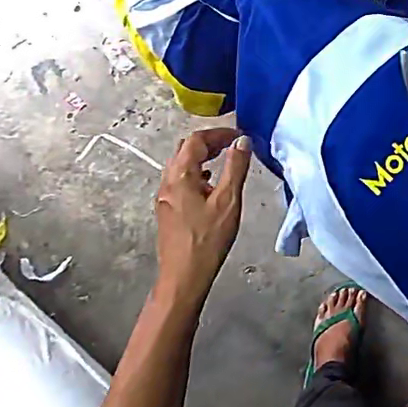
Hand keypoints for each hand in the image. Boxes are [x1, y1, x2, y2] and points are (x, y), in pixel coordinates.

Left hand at [153, 128, 251, 304]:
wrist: (185, 273)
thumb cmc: (209, 237)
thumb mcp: (229, 200)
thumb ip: (236, 167)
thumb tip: (242, 141)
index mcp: (180, 176)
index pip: (195, 140)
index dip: (218, 133)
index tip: (240, 136)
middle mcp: (167, 182)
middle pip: (184, 149)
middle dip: (210, 141)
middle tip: (234, 144)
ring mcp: (165, 196)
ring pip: (181, 164)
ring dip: (203, 155)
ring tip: (227, 158)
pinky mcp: (169, 207)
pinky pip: (181, 178)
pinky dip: (198, 170)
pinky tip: (212, 181)